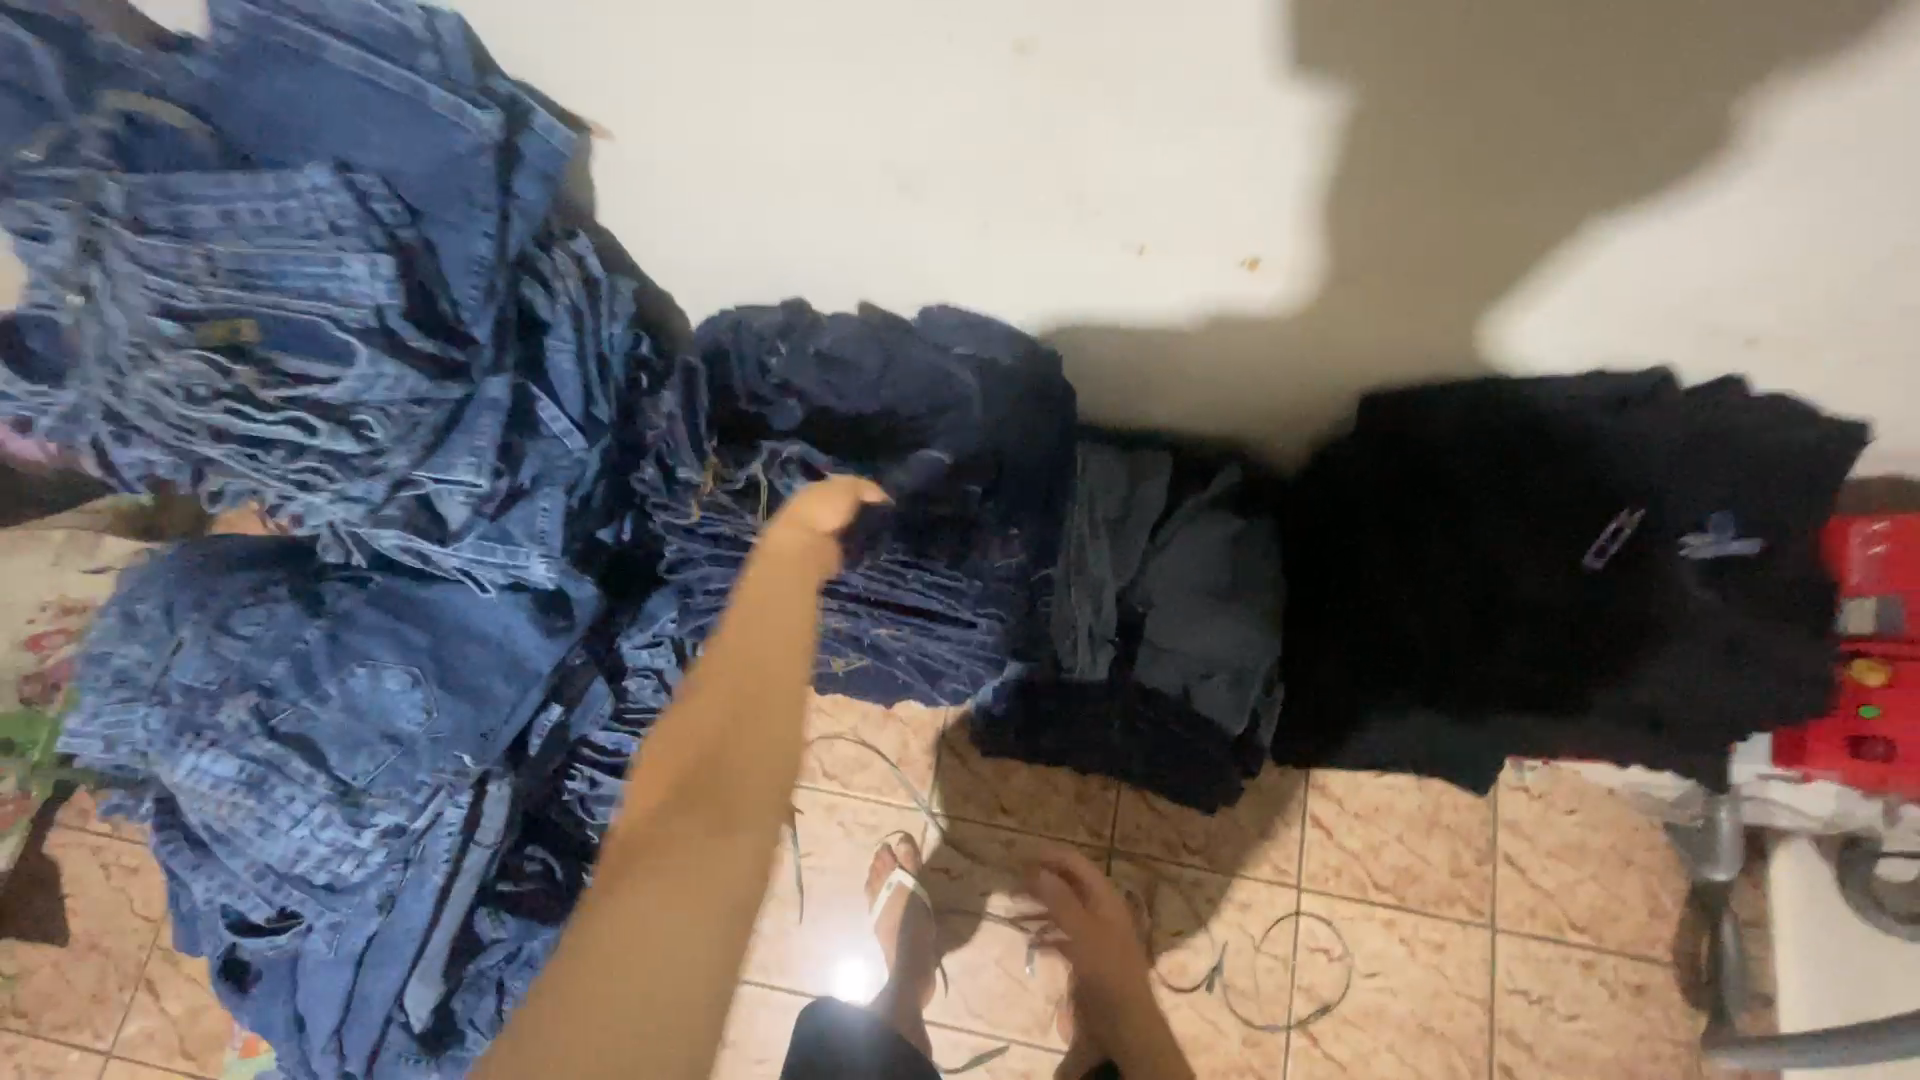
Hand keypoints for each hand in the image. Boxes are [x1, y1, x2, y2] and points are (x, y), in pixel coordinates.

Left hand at [757, 474, 889, 579]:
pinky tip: (871, 549)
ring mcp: (817, 533)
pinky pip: (846, 548)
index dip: (864, 491)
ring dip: (860, 532)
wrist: (804, 547)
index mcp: (817, 487)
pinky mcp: (823, 555)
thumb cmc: (824, 509)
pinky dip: (857, 549)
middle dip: (862, 513)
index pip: (844, 486)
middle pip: (844, 508)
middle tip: (885, 519)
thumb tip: (883, 497)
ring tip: (881, 535)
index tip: (884, 501)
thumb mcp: (849, 487)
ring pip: (846, 529)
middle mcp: (815, 508)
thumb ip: (866, 488)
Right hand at [1025, 849, 1164, 1064]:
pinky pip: (1063, 934)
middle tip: (1012, 884)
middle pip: (1068, 884)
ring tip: (1015, 908)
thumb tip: (1036, 869)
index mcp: (1105, 897)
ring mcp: (1094, 933)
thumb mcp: (1082, 932)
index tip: (1019, 859)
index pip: (1075, 863)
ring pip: (1063, 908)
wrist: (1125, 1024)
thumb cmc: (1107, 972)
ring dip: (1040, 905)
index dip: (1049, 857)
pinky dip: (1046, 932)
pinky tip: (1030, 940)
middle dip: (1041, 880)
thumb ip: (1060, 900)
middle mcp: (1101, 909)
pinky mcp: (1087, 956)